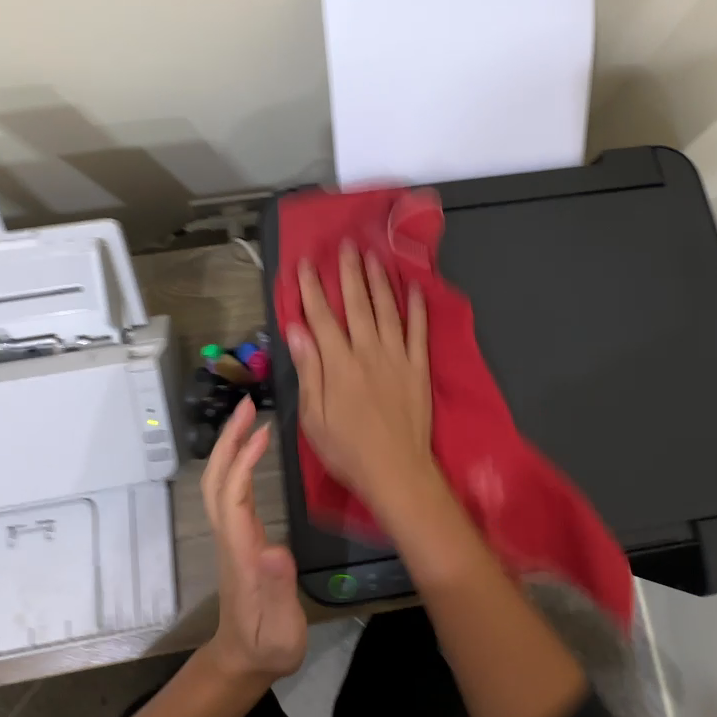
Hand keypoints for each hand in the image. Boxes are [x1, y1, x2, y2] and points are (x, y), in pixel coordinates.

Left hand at [199, 396, 306, 680]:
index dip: (244, 463)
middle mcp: (230, 537)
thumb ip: (278, 590)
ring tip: (249, 416)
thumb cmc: (267, 644)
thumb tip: (274, 549)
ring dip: (229, 446)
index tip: (262, 431)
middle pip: (216, 481)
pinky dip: (237, 461)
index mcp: (240, 553)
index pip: (233, 499)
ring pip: (219, 483)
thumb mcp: (280, 628)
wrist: (245, 660)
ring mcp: (230, 535)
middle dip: (227, 441)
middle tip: (248, 405)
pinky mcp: (237, 535)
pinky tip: (253, 448)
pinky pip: (231, 489)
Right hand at [289, 242, 433, 512]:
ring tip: (374, 256)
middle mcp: (368, 351)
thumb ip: (309, 370)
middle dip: (349, 272)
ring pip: (388, 309)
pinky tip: (414, 287)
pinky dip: (417, 307)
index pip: (321, 316)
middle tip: (346, 245)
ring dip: (380, 281)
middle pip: (357, 303)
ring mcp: (397, 357)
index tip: (305, 263)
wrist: (397, 471)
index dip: (312, 287)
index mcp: (339, 363)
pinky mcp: (419, 367)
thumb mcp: (314, 417)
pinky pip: (419, 331)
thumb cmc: (348, 449)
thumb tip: (296, 329)